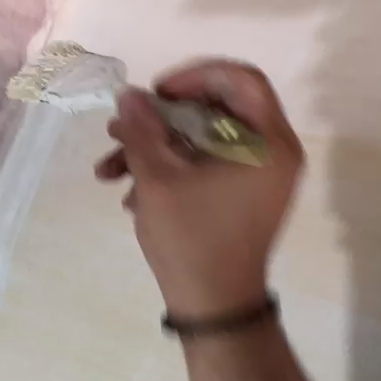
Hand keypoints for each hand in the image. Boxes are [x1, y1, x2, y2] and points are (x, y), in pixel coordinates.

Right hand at [94, 59, 303, 316]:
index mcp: (267, 141)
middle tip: (119, 128)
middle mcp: (272, 152)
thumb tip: (129, 95)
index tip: (154, 95)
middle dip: (158, 120)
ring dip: (153, 150)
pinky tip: (131, 195)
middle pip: (214, 111)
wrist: (214, 304)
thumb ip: (142, 131)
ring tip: (108, 170)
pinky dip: (169, 172)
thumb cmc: (192, 238)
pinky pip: (205, 167)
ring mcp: (257, 177)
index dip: (193, 77)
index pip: (240, 79)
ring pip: (201, 142)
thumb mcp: (158, 180)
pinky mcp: (241, 197)